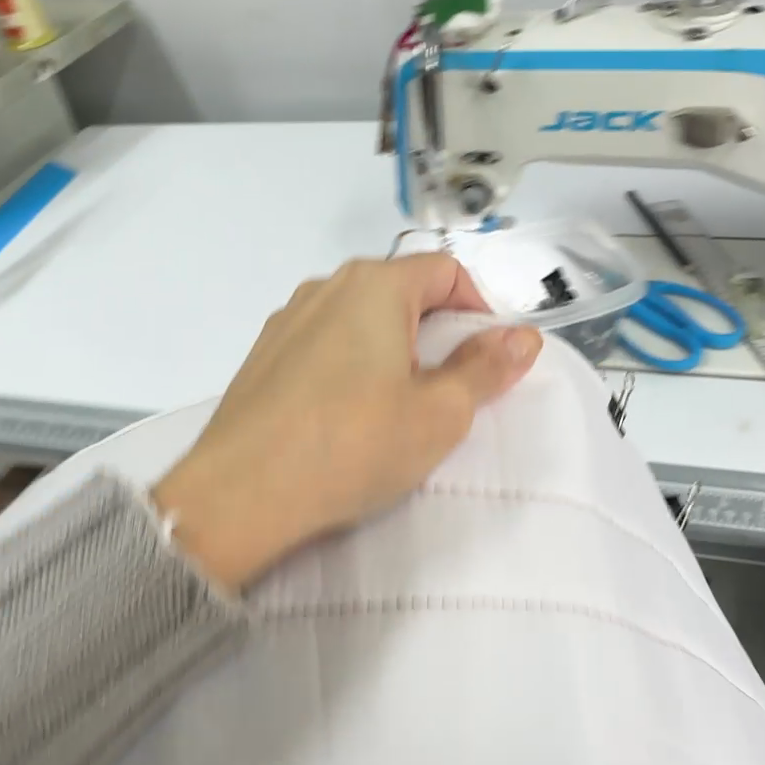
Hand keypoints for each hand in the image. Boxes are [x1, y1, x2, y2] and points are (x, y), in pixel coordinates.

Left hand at [152, 255, 542, 595]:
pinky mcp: (262, 357)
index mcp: (373, 286)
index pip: (445, 270)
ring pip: (359, 320)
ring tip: (395, 408)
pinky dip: (350, 367)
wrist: (240, 494)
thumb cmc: (352, 447)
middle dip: (435, 332)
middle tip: (447, 391)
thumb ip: (485, 369)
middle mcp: (325, 288)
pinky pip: (323, 346)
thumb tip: (524, 337)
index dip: (479, 308)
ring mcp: (286, 321)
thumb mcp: (438, 415)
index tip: (488, 359)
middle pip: (400, 291)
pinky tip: (344, 418)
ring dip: (391, 351)